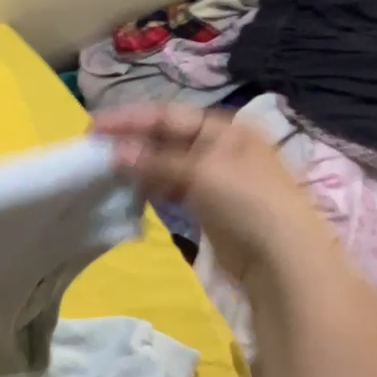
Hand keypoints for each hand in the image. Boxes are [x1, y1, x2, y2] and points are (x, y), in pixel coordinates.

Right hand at [91, 104, 325, 281]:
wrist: (283, 260)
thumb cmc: (248, 203)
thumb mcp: (201, 172)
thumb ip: (155, 160)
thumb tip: (115, 151)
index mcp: (225, 129)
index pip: (168, 115)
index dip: (130, 119)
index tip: (94, 126)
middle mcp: (220, 146)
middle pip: (165, 137)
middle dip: (131, 140)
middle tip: (95, 146)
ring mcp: (214, 175)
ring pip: (164, 161)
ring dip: (137, 163)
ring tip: (105, 167)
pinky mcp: (207, 202)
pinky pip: (169, 184)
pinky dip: (149, 183)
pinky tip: (129, 187)